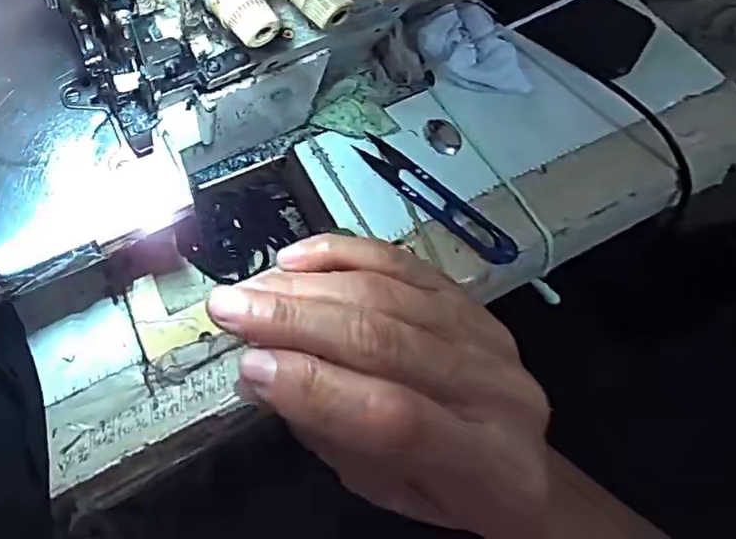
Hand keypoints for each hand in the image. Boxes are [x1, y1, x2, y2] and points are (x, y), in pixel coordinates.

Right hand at [206, 234, 550, 538]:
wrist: (507, 454)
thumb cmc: (438, 480)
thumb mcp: (382, 483)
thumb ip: (323, 427)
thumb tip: (254, 371)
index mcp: (488, 464)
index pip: (393, 414)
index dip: (313, 386)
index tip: (247, 366)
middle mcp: (493, 388)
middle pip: (380, 338)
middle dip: (290, 319)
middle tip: (228, 308)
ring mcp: (480, 330)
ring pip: (376, 291)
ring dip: (298, 285)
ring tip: (248, 287)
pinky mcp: (456, 290)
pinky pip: (388, 256)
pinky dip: (332, 252)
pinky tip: (289, 258)